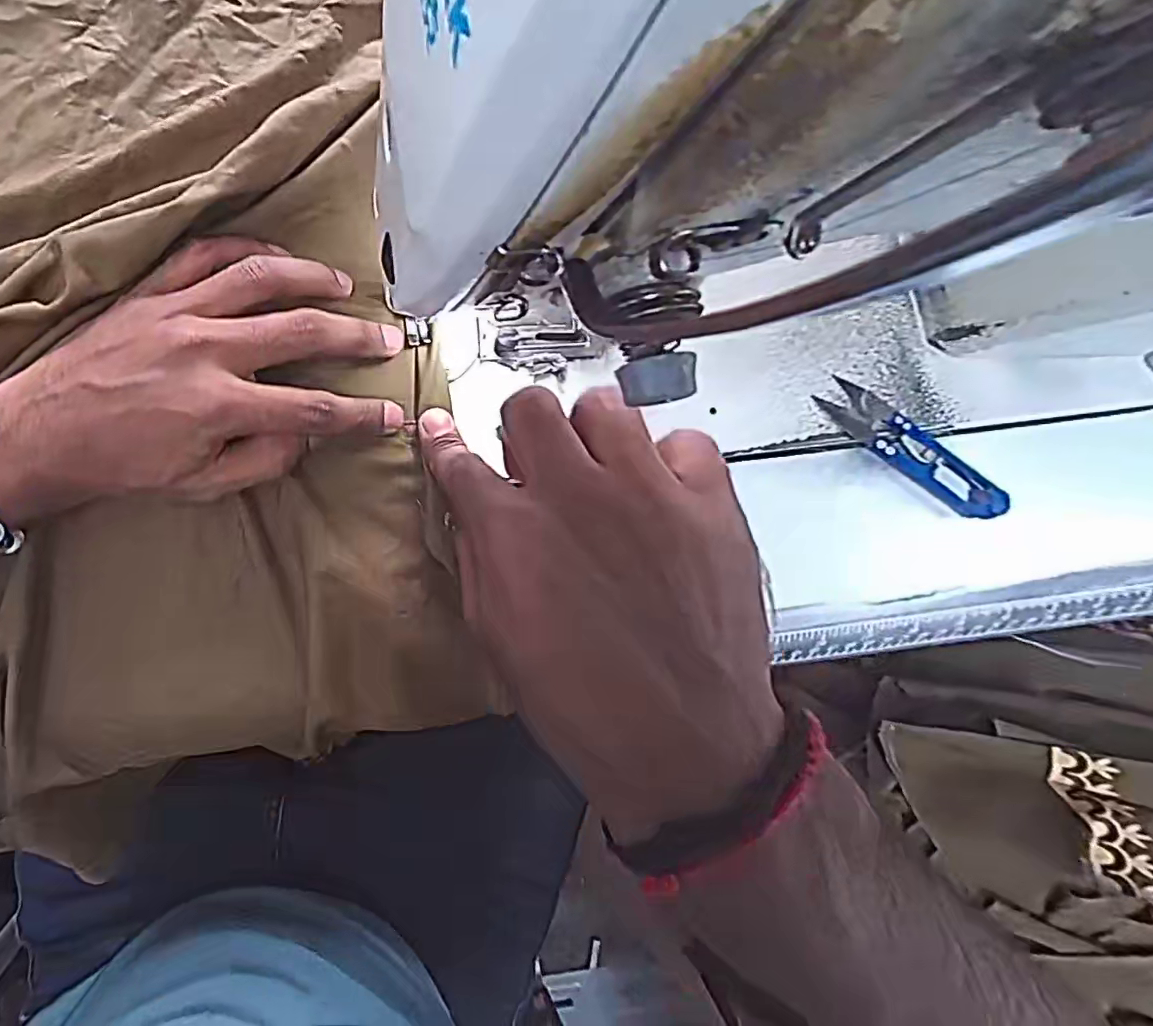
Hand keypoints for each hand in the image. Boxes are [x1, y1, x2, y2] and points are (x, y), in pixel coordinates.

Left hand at [0, 238, 403, 525]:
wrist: (44, 433)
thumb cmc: (121, 466)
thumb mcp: (197, 485)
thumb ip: (259, 461)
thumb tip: (303, 435)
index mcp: (219, 406)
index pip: (312, 409)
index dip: (359, 415)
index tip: (389, 413)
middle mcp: (206, 350)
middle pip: (302, 331)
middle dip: (355, 338)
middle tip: (388, 338)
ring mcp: (177, 313)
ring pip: (260, 277)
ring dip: (311, 277)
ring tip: (343, 285)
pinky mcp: (150, 293)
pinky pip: (205, 255)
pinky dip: (244, 248)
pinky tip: (271, 256)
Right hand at [419, 387, 781, 842]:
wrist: (684, 745)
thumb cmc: (579, 702)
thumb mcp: (494, 633)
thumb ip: (476, 556)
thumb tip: (469, 511)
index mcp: (512, 532)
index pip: (458, 458)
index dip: (442, 441)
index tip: (440, 430)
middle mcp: (577, 496)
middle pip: (531, 407)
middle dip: (520, 426)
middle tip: (529, 456)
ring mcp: (649, 493)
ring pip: (604, 407)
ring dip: (587, 434)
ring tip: (596, 469)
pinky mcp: (711, 505)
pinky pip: (684, 441)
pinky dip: (663, 460)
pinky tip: (657, 492)